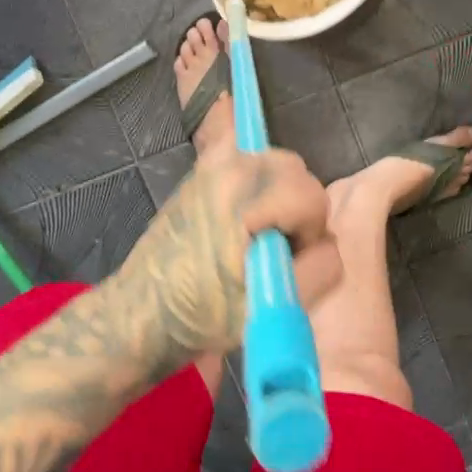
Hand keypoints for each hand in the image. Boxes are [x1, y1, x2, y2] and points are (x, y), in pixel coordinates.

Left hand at [109, 147, 341, 362]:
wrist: (141, 312)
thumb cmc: (201, 314)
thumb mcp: (269, 308)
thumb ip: (319, 271)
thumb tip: (330, 243)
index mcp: (244, 198)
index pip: (313, 197)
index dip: (311, 233)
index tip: (287, 261)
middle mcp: (231, 165)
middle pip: (299, 173)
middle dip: (300, 210)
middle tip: (278, 249)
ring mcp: (215, 159)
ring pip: (280, 164)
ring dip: (283, 196)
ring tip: (260, 235)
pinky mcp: (205, 164)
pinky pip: (252, 156)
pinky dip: (261, 179)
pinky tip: (248, 212)